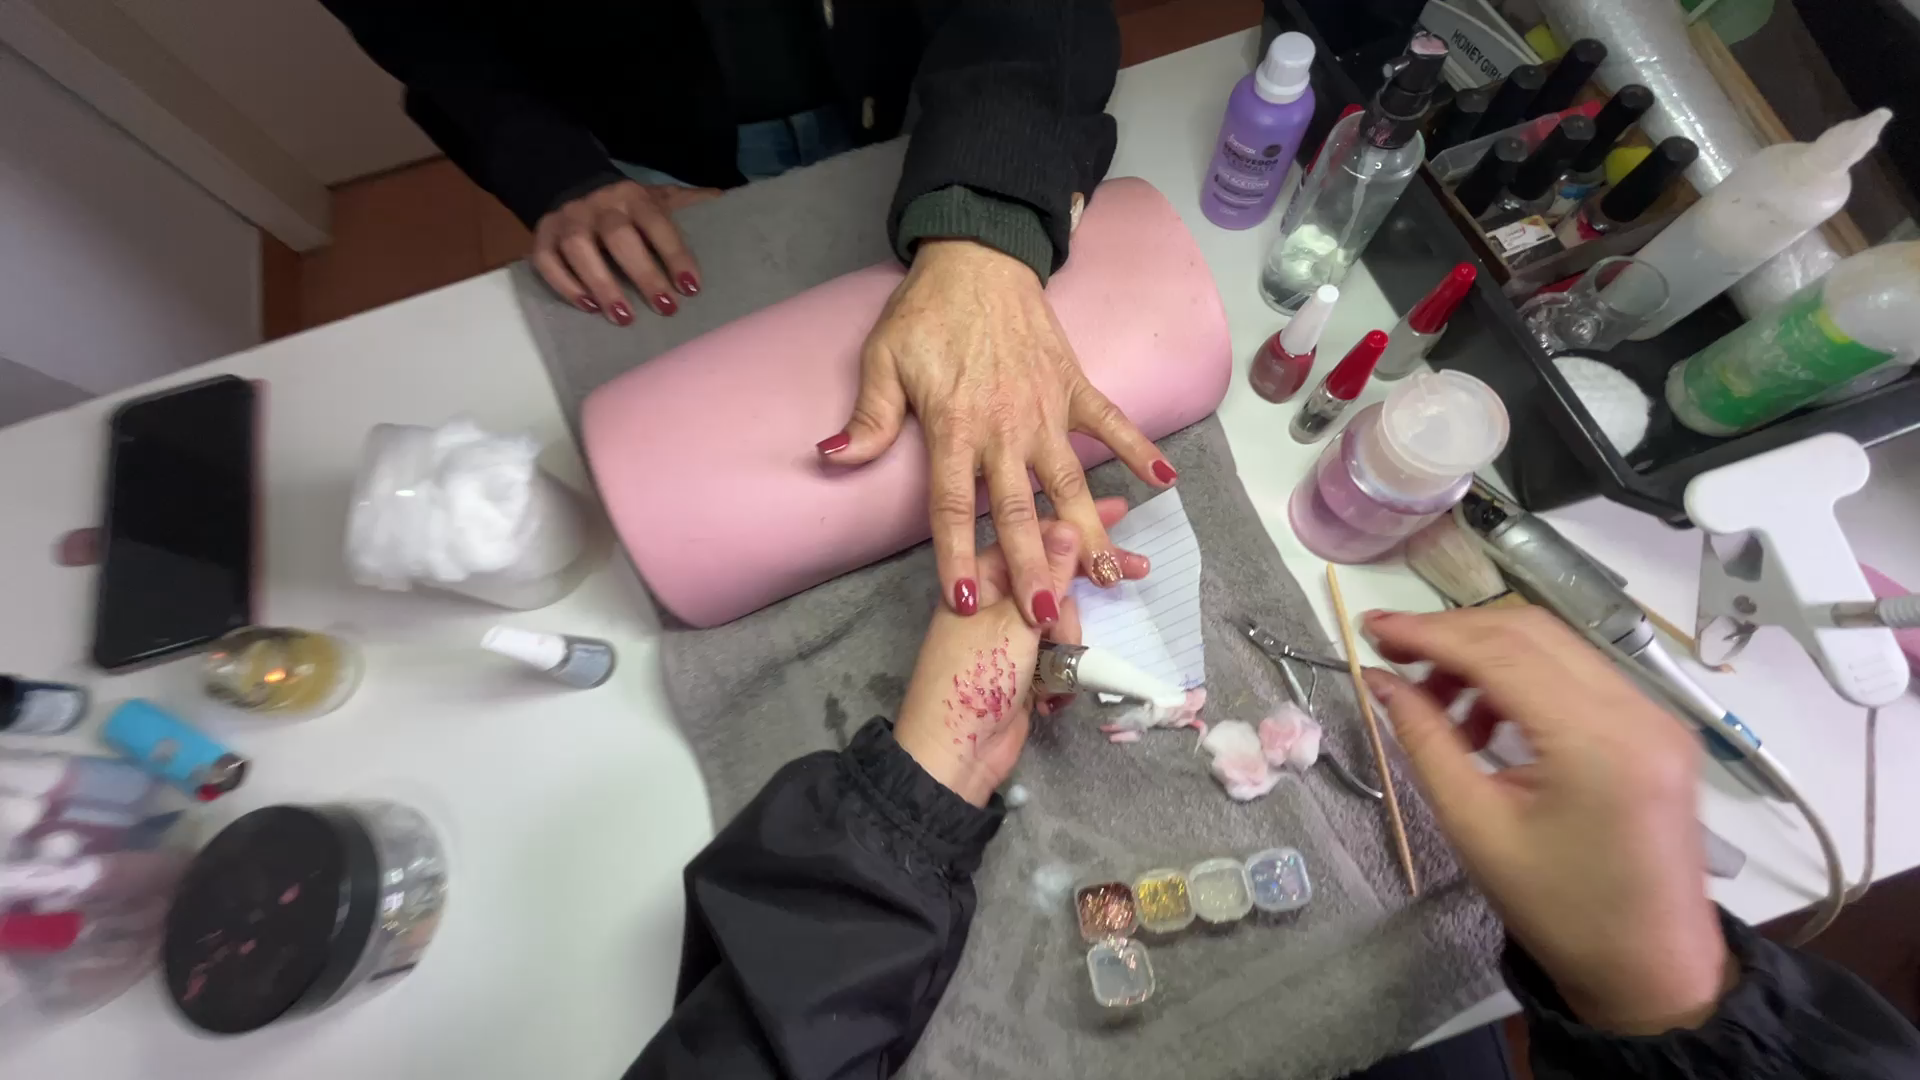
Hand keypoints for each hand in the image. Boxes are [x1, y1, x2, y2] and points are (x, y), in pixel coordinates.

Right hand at [532, 179, 720, 324]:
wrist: (574, 182)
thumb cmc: (631, 207)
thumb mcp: (662, 199)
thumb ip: (691, 204)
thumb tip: (728, 200)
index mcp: (635, 197)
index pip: (657, 224)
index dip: (674, 255)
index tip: (691, 288)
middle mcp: (599, 205)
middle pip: (618, 236)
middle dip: (642, 274)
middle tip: (665, 308)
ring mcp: (567, 219)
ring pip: (579, 249)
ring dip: (602, 284)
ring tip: (624, 317)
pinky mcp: (542, 236)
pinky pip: (546, 260)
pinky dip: (565, 285)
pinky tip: (588, 307)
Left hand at [819, 239, 1173, 627]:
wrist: (978, 258)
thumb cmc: (926, 314)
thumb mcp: (884, 359)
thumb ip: (868, 417)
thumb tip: (830, 458)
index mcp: (955, 427)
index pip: (953, 506)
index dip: (957, 555)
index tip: (968, 601)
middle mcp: (1005, 428)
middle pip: (1018, 509)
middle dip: (1031, 565)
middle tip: (1048, 615)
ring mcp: (1046, 409)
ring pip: (1070, 480)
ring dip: (1089, 529)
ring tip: (1114, 574)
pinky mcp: (1074, 385)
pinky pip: (1110, 421)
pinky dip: (1138, 447)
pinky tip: (1165, 480)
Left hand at [893, 499, 1128, 805]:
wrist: (953, 753)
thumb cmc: (975, 677)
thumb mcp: (1014, 622)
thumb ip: (1046, 575)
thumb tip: (1067, 522)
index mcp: (980, 576)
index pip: (1033, 538)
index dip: (1076, 526)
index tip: (1120, 513)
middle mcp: (994, 598)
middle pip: (1052, 578)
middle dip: (1086, 586)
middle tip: (1137, 570)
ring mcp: (1008, 634)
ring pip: (1060, 618)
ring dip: (1069, 640)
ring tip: (1060, 668)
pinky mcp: (1022, 667)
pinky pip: (1056, 653)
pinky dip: (1062, 669)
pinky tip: (1057, 692)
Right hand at [1359, 607, 1734, 1034]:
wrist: (1653, 968)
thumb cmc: (1556, 905)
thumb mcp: (1471, 821)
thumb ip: (1422, 737)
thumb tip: (1377, 678)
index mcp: (1596, 741)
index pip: (1499, 652)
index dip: (1426, 631)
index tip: (1368, 628)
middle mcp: (1636, 712)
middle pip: (1527, 631)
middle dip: (1448, 632)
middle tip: (1390, 651)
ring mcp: (1652, 715)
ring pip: (1548, 644)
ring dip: (1478, 652)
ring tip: (1432, 696)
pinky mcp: (1650, 725)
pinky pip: (1569, 671)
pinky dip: (1511, 675)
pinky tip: (1480, 718)